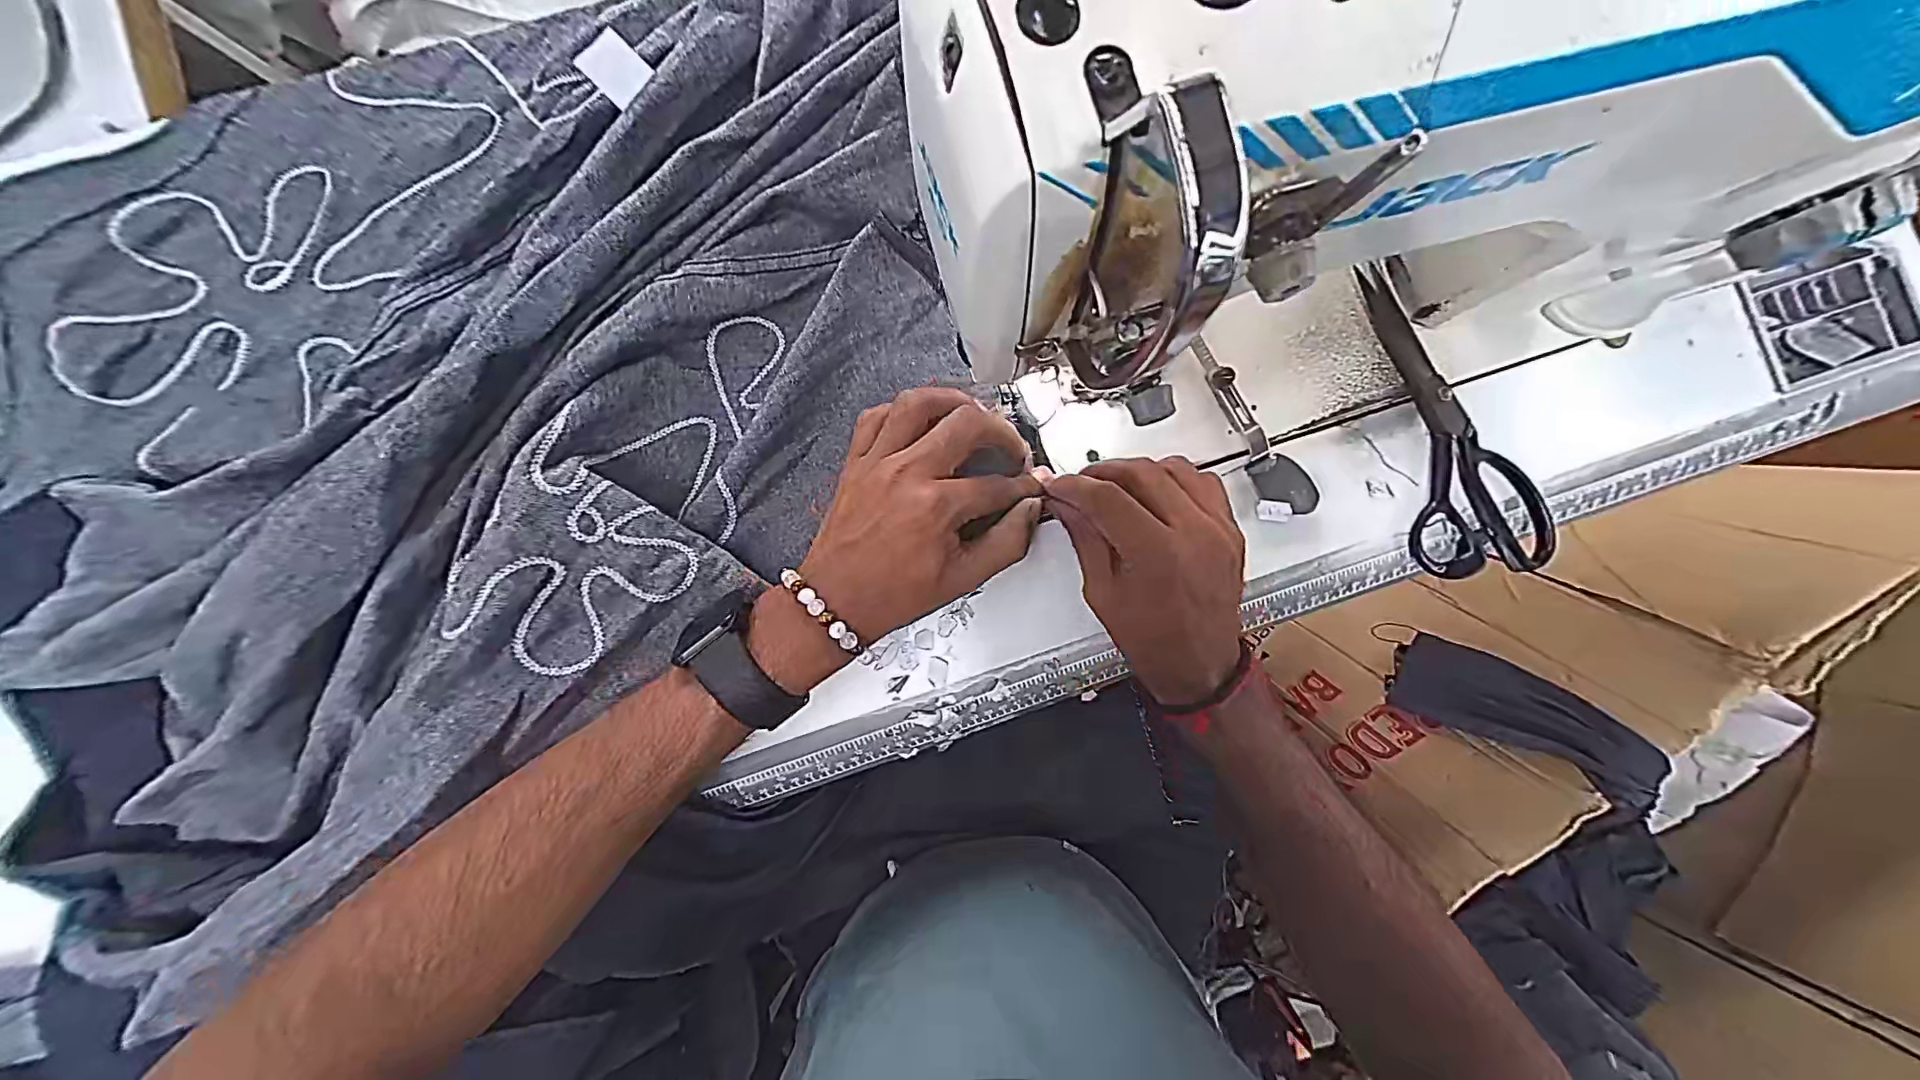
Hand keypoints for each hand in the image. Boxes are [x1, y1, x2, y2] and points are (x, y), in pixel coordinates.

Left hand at [751, 387, 1043, 692]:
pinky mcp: (857, 462)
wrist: (837, 600)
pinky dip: (902, 410)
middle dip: (1004, 432)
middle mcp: (906, 475)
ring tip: (974, 412)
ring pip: (920, 402)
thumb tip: (1029, 512)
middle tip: (1012, 448)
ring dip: (955, 400)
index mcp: (935, 507)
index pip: (998, 483)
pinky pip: (877, 416)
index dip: (1024, 486)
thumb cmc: (890, 594)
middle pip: (968, 423)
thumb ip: (1007, 543)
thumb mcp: (963, 579)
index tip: (1028, 488)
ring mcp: (878, 463)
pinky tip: (921, 419)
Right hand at [1045, 457, 1245, 706]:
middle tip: (1082, 483)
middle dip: (1102, 473)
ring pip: (1174, 467)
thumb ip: (1085, 539)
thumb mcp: (1103, 592)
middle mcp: (1195, 536)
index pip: (1107, 498)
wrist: (1199, 665)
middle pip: (1140, 473)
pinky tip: (1157, 488)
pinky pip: (1204, 482)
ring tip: (1116, 484)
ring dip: (1138, 470)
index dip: (1075, 486)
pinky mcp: (1230, 530)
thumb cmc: (1157, 643)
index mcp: (1158, 555)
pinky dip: (1175, 477)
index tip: (1061, 486)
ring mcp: (1218, 530)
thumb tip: (1069, 506)